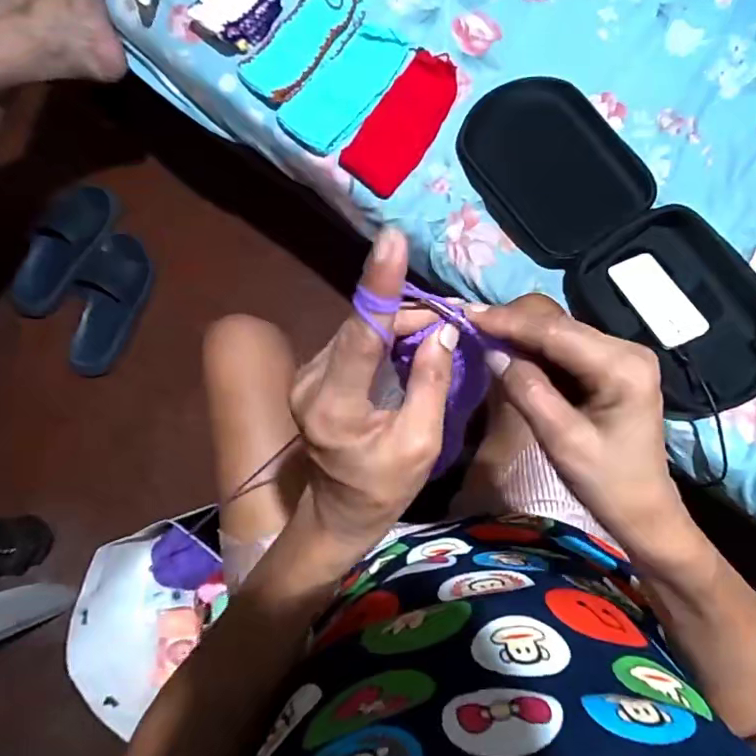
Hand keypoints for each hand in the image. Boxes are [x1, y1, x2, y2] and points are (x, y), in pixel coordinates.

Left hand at [288, 228, 456, 548]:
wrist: (338, 514)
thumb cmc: (383, 488)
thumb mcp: (421, 443)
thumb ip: (431, 383)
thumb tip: (442, 330)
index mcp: (335, 408)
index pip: (360, 334)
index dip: (379, 285)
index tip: (392, 240)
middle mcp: (310, 385)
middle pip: (362, 327)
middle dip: (406, 312)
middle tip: (450, 314)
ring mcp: (305, 378)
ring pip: (356, 330)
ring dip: (396, 323)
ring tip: (436, 327)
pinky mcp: (311, 376)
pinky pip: (351, 342)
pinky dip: (381, 336)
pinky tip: (408, 340)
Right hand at [469, 294, 686, 547]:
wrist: (643, 509)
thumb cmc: (606, 482)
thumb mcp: (562, 441)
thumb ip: (527, 391)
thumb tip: (493, 352)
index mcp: (622, 366)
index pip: (555, 331)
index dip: (508, 321)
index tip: (466, 316)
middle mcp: (625, 349)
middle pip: (558, 322)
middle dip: (512, 322)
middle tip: (469, 327)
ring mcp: (620, 354)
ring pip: (558, 329)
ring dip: (520, 332)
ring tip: (481, 335)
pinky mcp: (610, 364)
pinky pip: (564, 345)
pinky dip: (533, 346)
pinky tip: (507, 350)